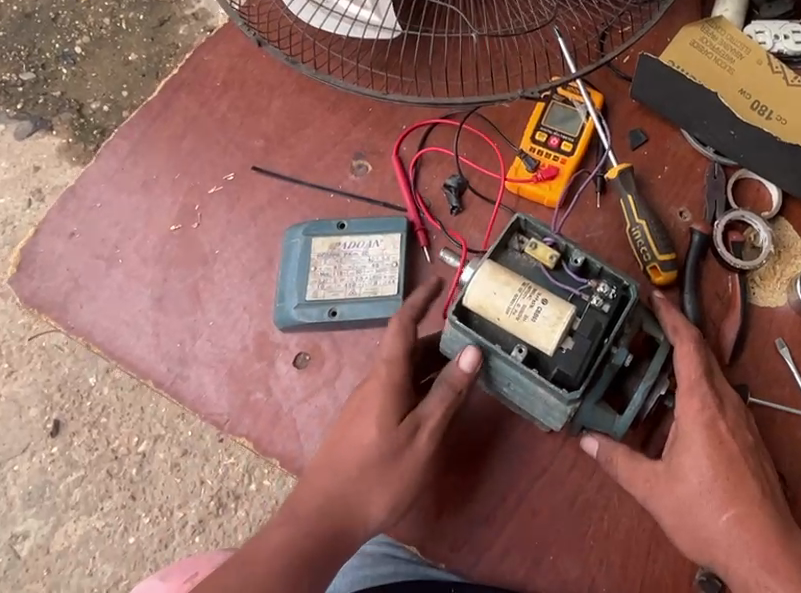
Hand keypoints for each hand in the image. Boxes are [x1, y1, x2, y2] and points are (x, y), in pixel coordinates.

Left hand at [294, 277, 482, 543]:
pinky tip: (442, 405)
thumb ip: (447, 393)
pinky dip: (425, 387)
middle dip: (443, 340)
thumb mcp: (422, 436)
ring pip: (407, 372)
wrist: (323, 520)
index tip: (439, 280)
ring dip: (436, 366)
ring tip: (470, 370)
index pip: (403, 324)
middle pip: (410, 349)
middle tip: (478, 338)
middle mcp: (376, 382)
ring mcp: (369, 404)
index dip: (420, 299)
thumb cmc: (377, 476)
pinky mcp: (367, 423)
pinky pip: (401, 391)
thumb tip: (473, 350)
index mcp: (387, 376)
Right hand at [579, 293, 800, 591]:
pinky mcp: (749, 436)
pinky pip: (722, 398)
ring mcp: (742, 418)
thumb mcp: (654, 489)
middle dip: (677, 333)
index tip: (655, 297)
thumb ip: (620, 461)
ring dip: (688, 364)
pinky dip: (699, 390)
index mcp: (702, 404)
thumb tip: (588, 441)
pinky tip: (682, 412)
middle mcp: (725, 402)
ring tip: (658, 367)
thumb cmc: (709, 514)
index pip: (688, 344)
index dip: (671, 316)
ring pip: (713, 376)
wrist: (763, 545)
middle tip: (649, 324)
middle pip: (703, 353)